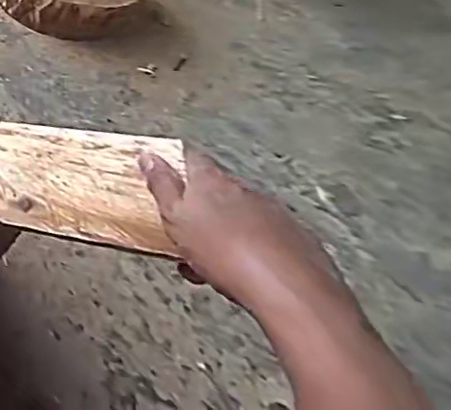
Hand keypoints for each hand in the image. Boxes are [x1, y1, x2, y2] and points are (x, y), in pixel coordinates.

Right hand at [141, 151, 352, 314]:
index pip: (191, 158)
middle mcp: (244, 189)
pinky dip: (256, 250)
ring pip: (243, 217)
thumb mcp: (176, 218)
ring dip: (229, 232)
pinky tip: (250, 274)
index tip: (167, 178)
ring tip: (217, 265)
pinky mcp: (301, 242)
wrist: (293, 294)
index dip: (177, 166)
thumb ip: (161, 185)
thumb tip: (149, 155)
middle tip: (189, 235)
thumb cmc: (225, 253)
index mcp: (212, 181)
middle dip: (204, 207)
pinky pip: (270, 240)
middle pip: (218, 190)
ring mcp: (276, 214)